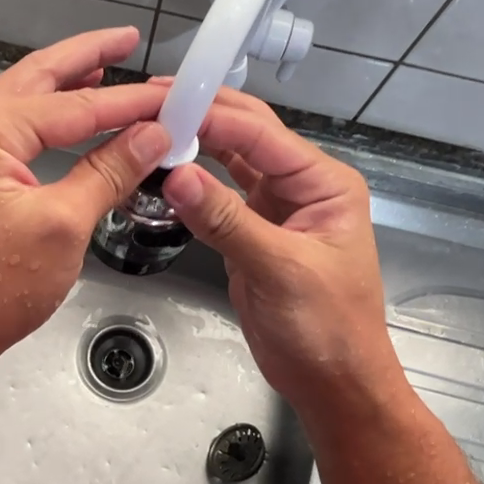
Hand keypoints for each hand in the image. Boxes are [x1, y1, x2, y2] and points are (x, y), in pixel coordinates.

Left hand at [0, 28, 171, 378]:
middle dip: (84, 58)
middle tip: (126, 38)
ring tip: (106, 65)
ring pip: (22, 101)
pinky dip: (46, 117)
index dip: (127, 102)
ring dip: (64, 84)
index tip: (172, 97)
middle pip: (37, 80)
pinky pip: (12, 130)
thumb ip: (109, 171)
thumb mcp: (63, 224)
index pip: (72, 106)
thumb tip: (154, 135)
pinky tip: (71, 116)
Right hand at [164, 90, 410, 416]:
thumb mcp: (279, 269)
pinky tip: (165, 171)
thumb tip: (174, 175)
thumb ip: (227, 220)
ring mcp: (275, 210)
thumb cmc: (327, 328)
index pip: (263, 135)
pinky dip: (193, 186)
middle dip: (205, 116)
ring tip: (151, 125)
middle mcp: (301, 187)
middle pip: (248, 137)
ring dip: (196, 145)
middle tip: (152, 100)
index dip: (215, 116)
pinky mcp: (252, 234)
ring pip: (231, 163)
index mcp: (325, 184)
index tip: (167, 105)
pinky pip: (219, 199)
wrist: (332, 382)